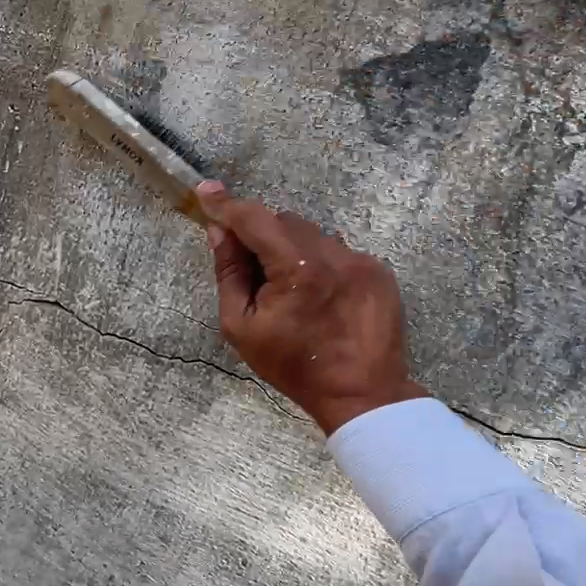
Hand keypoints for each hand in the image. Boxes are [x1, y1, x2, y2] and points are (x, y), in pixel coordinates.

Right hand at [194, 180, 425, 433]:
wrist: (362, 394)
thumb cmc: (292, 364)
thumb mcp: (240, 325)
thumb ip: (229, 272)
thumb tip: (219, 232)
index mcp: (297, 270)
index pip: (254, 220)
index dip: (227, 205)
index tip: (206, 191)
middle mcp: (334, 256)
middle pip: (283, 221)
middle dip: (259, 232)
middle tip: (245, 262)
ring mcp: (362, 261)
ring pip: (311, 234)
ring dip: (289, 246)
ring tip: (286, 286)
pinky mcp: (380, 271)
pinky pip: (336, 251)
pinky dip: (317, 261)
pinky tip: (316, 293)